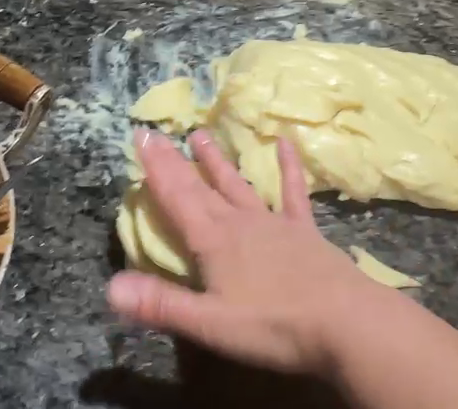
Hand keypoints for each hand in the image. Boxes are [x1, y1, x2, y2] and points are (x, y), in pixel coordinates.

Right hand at [107, 129, 393, 378]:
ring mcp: (272, 223)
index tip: (140, 136)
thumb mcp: (211, 323)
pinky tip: (285, 143)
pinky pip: (292, 194)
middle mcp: (237, 222)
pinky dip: (288, 168)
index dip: (155, 168)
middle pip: (200, 187)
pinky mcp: (304, 231)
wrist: (347, 323)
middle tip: (157, 133)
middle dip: (175, 161)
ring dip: (217, 161)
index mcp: (212, 241)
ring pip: (237, 185)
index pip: (176, 198)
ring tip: (200, 134)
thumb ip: (161, 304)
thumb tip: (110, 288)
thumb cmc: (274, 325)